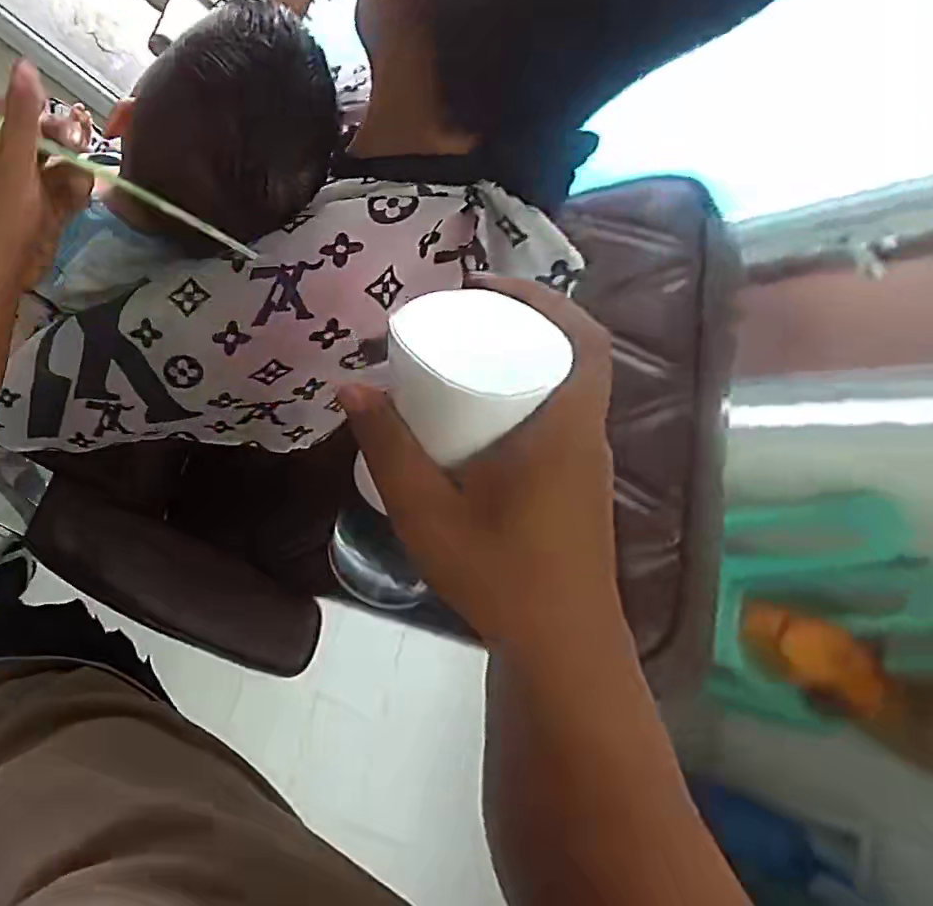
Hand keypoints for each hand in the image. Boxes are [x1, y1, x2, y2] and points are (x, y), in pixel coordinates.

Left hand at [0, 61, 91, 290]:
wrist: (5, 273)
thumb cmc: (5, 218)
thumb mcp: (16, 162)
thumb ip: (24, 116)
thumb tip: (23, 63)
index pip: (14, 107)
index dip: (36, 106)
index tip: (56, 116)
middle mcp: (14, 161)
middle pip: (45, 133)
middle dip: (67, 139)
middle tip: (79, 148)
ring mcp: (33, 186)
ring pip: (63, 161)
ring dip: (76, 170)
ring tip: (76, 187)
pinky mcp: (48, 209)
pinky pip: (68, 189)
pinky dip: (76, 193)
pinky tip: (76, 202)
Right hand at [339, 274, 621, 651]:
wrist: (557, 645)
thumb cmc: (495, 573)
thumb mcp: (424, 507)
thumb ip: (386, 445)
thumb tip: (350, 386)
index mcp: (562, 432)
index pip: (581, 341)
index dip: (539, 301)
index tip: (480, 287)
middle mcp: (582, 438)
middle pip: (565, 357)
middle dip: (511, 326)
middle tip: (448, 321)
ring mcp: (579, 463)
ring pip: (556, 389)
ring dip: (511, 362)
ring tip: (448, 360)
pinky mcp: (568, 484)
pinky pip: (545, 418)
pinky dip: (511, 397)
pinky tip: (463, 419)